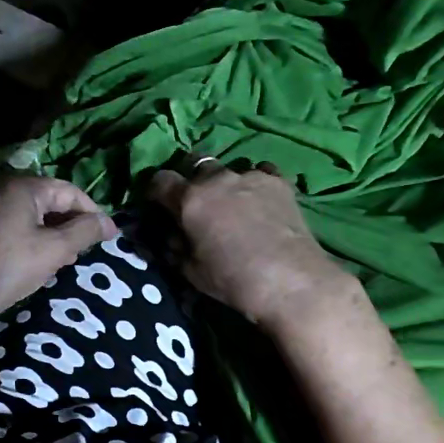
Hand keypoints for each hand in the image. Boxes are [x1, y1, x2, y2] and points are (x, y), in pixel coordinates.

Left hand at [0, 175, 116, 373]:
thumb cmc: (8, 270)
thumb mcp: (55, 251)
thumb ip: (85, 232)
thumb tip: (111, 223)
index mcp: (23, 187)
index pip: (70, 191)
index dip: (93, 213)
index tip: (108, 238)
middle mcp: (3, 188)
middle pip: (51, 199)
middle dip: (72, 223)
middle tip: (85, 251)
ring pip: (34, 214)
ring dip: (54, 233)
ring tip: (65, 259)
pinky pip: (17, 223)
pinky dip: (34, 237)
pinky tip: (40, 261)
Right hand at [148, 160, 355, 331]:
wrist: (288, 278)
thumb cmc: (231, 279)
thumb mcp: (192, 271)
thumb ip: (177, 249)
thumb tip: (173, 238)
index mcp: (189, 199)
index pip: (161, 180)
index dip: (156, 190)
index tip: (158, 202)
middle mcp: (217, 179)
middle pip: (196, 164)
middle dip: (192, 178)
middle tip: (197, 200)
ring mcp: (250, 176)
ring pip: (230, 168)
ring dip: (226, 181)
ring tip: (233, 201)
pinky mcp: (278, 181)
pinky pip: (261, 172)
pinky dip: (256, 182)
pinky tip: (261, 199)